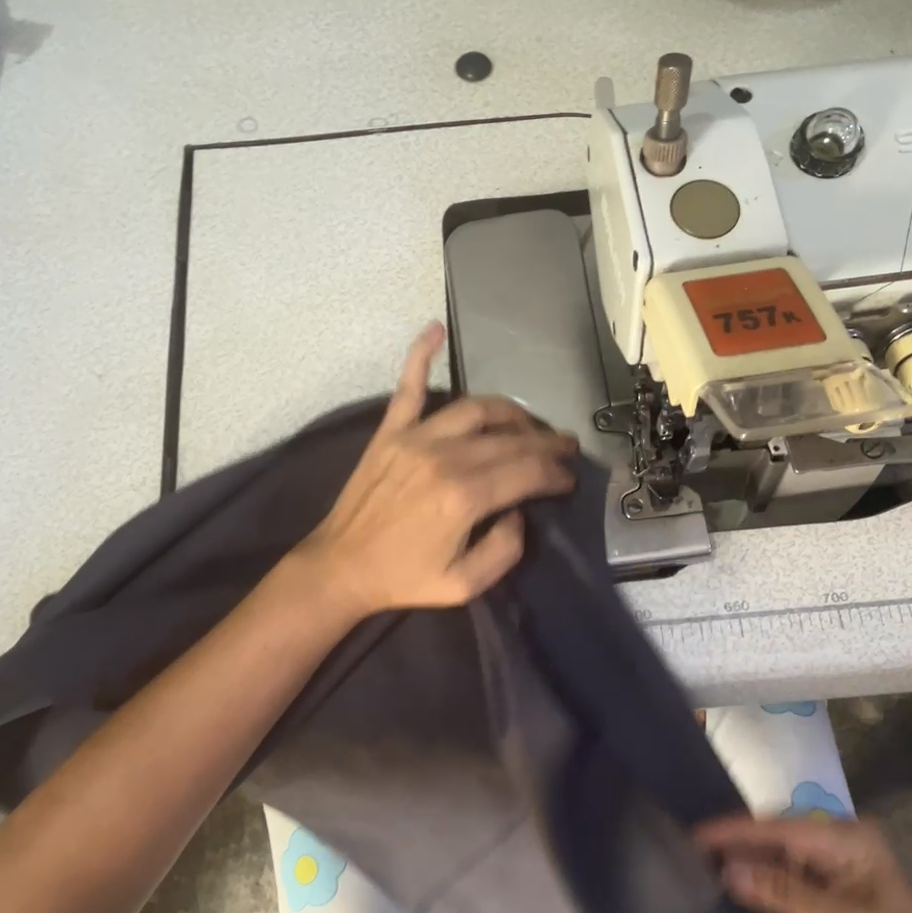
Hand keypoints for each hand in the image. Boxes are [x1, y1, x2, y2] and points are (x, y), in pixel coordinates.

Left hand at [296, 323, 578, 615]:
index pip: (528, 471)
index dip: (556, 473)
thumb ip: (505, 548)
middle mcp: (445, 458)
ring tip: (528, 423)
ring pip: (476, 409)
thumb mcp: (465, 584)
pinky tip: (435, 328)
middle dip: (545, 442)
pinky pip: (408, 386)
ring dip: (510, 412)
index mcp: (465, 497)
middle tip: (565, 447)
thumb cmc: (405, 579)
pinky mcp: (390, 432)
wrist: (343, 567)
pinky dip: (420, 354)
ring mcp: (415, 438)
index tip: (569, 479)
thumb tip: (518, 511)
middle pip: (510, 438)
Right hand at [696, 815, 911, 912]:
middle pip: (777, 850)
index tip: (692, 836)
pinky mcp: (837, 892)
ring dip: (772, 912)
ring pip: (784, 877)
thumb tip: (727, 868)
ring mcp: (839, 867)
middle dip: (751, 878)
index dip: (733, 832)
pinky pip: (798, 897)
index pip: (776, 827)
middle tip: (709, 886)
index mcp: (845, 836)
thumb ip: (778, 891)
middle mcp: (840, 842)